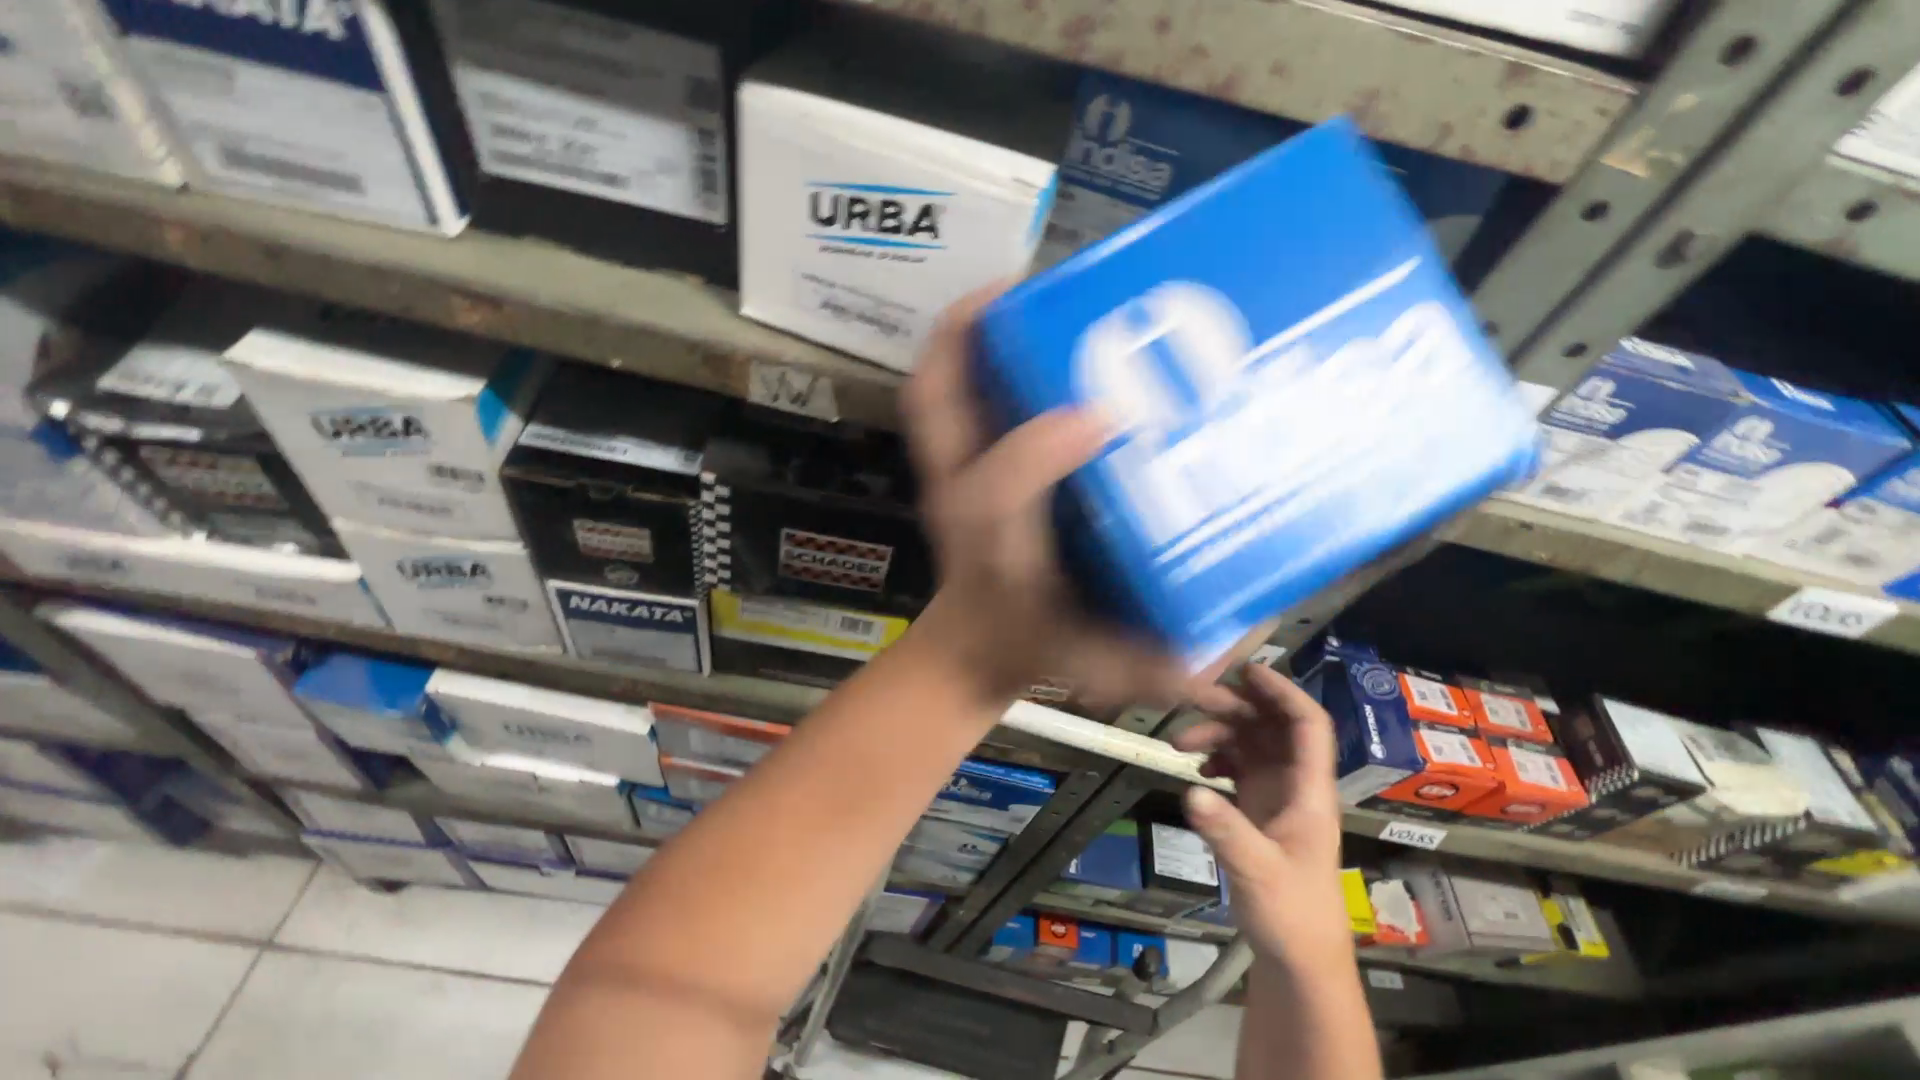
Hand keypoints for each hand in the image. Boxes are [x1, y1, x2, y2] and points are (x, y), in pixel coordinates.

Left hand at [901, 284, 1232, 711]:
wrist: (977, 647)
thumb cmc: (1032, 644)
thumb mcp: (1090, 662)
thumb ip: (1144, 665)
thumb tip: (1207, 658)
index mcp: (994, 547)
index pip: (995, 492)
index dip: (1040, 450)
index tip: (1105, 416)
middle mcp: (963, 499)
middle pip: (936, 411)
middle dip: (969, 341)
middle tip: (1032, 291)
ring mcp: (952, 475)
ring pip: (935, 392)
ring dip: (967, 334)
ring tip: (1027, 289)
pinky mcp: (959, 463)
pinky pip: (946, 396)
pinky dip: (970, 350)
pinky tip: (1027, 324)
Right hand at [1174, 664, 1350, 964]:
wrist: (1298, 958)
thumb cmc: (1292, 913)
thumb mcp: (1258, 872)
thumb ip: (1226, 831)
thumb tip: (1191, 790)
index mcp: (1310, 791)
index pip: (1308, 726)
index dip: (1282, 693)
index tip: (1245, 672)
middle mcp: (1296, 785)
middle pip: (1271, 727)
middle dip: (1234, 708)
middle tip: (1191, 702)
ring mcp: (1276, 797)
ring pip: (1251, 745)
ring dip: (1218, 734)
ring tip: (1178, 743)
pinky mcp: (1258, 812)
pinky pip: (1238, 767)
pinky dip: (1216, 758)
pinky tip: (1194, 766)